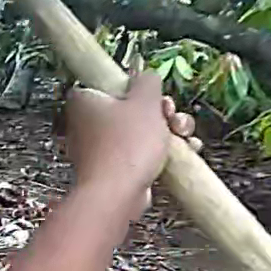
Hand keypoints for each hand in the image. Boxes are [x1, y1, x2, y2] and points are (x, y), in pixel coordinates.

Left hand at [63, 72, 199, 213]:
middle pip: (129, 107)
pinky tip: (185, 150)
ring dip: (167, 129)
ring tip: (181, 134)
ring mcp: (99, 148)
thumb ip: (147, 82)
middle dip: (159, 110)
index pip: (105, 82)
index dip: (131, 86)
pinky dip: (161, 150)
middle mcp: (86, 124)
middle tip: (170, 115)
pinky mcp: (114, 167)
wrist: (116, 193)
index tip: (149, 92)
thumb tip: (146, 76)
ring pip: (139, 130)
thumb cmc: (126, 145)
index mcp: (84, 102)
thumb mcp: (144, 101)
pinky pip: (140, 151)